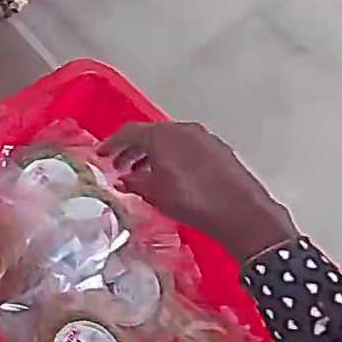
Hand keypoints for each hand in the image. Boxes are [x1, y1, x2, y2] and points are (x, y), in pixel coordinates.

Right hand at [102, 121, 299, 261]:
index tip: (101, 155)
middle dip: (132, 150)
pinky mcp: (218, 149)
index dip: (111, 144)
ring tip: (142, 175)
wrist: (240, 211)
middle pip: (150, 134)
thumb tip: (123, 179)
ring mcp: (203, 138)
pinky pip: (186, 148)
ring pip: (169, 141)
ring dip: (152, 154)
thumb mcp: (155, 194)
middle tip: (119, 167)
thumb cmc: (191, 200)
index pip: (129, 132)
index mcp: (162, 135)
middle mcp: (182, 129)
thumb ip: (134, 182)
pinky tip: (169, 177)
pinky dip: (171, 158)